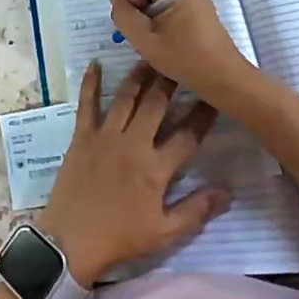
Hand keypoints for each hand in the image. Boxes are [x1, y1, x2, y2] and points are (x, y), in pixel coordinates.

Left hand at [38, 62, 227, 283]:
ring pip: (126, 98)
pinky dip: (90, 84)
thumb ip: (197, 210)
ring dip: (140, 75)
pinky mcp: (81, 138)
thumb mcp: (164, 233)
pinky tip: (95, 64)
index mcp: (156, 168)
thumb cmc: (120, 239)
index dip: (205, 114)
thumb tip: (229, 191)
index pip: (188, 135)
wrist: (69, 242)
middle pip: (157, 105)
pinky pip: (86, 105)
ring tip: (151, 56)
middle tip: (183, 60)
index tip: (218, 95)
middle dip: (172, 81)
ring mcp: (104, 137)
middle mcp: (132, 144)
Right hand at [107, 0, 255, 99]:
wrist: (220, 75)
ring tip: (157, 34)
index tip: (141, 17)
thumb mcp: (143, 39)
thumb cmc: (183, 57)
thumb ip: (123, 14)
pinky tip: (167, 34)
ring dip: (148, 9)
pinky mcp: (197, 3)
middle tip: (147, 28)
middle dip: (139, 0)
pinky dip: (160, 13)